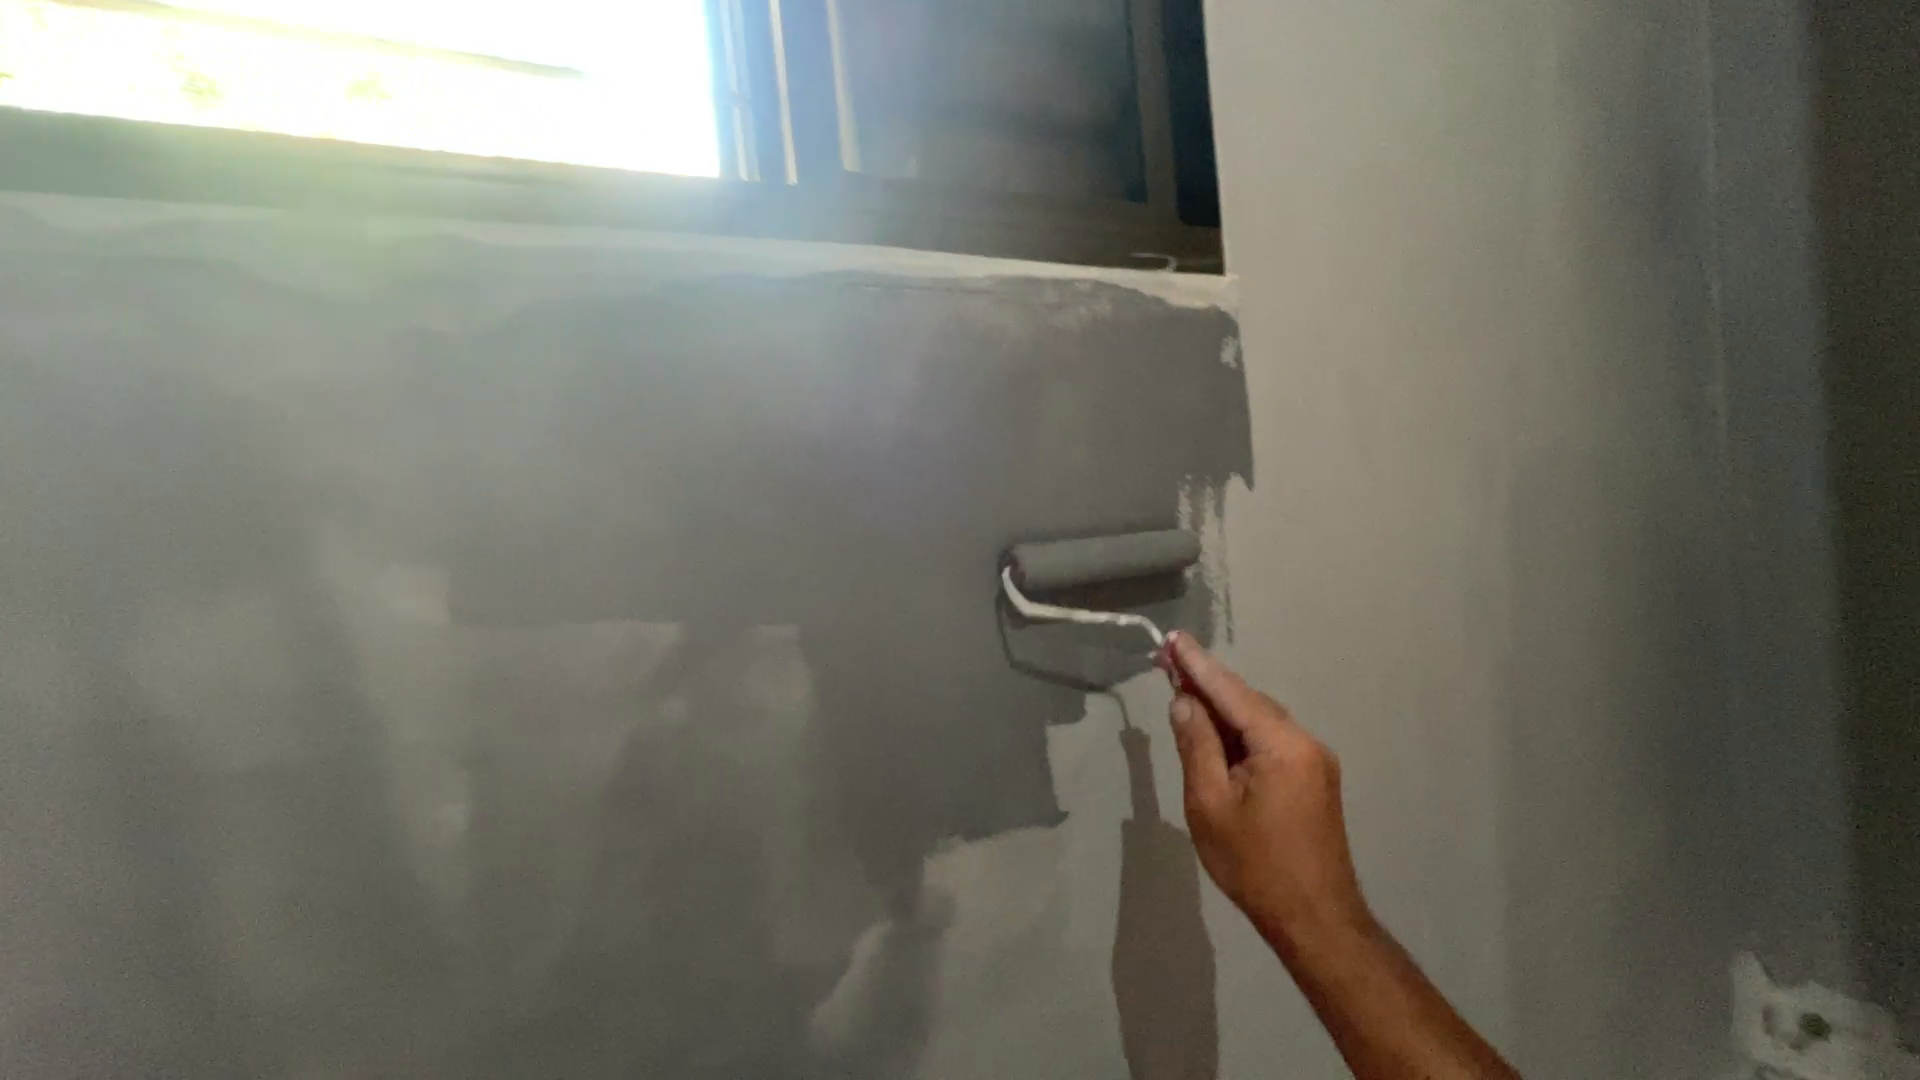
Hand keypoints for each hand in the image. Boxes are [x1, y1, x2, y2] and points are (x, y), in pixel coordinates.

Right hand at [1160, 632, 1371, 949]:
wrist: (1314, 919)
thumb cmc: (1254, 863)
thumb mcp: (1209, 803)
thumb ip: (1196, 745)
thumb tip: (1184, 701)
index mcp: (1282, 744)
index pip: (1231, 691)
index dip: (1198, 664)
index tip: (1173, 638)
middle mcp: (1305, 742)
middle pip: (1248, 701)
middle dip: (1207, 683)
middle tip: (1167, 664)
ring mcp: (1315, 761)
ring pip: (1260, 720)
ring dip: (1222, 708)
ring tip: (1183, 695)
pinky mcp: (1314, 779)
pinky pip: (1270, 740)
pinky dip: (1240, 731)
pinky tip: (1215, 734)